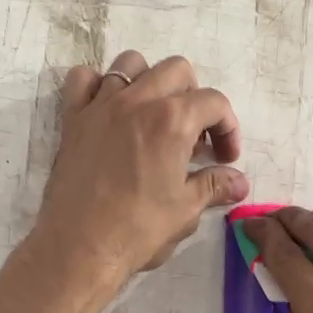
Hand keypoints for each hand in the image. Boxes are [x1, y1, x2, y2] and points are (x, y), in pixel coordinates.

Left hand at [29, 51, 248, 284]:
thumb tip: (239, 182)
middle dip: (193, 97)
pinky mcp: (73, 120)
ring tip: (153, 116)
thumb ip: (213, 186)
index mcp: (172, 120)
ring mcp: (101, 106)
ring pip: (131, 65)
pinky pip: (83, 80)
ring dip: (149, 82)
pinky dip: (98, 86)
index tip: (225, 157)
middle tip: (192, 135)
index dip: (228, 128)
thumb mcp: (185, 211)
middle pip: (176, 71)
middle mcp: (137, 101)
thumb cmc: (137, 231)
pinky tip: (108, 110)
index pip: (213, 102)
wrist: (79, 248)